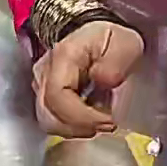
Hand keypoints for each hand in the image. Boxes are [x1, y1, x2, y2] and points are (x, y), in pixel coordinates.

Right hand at [32, 20, 145, 137]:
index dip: (81, 117)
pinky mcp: (45, 98)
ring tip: (100, 121)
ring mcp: (41, 87)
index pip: (57, 96)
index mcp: (62, 58)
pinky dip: (73, 126)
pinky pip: (53, 121)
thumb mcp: (125, 44)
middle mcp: (44, 74)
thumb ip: (114, 64)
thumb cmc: (111, 41)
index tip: (108, 120)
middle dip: (79, 127)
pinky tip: (91, 119)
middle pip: (48, 116)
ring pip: (48, 122)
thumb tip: (102, 82)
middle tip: (107, 124)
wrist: (97, 36)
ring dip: (76, 129)